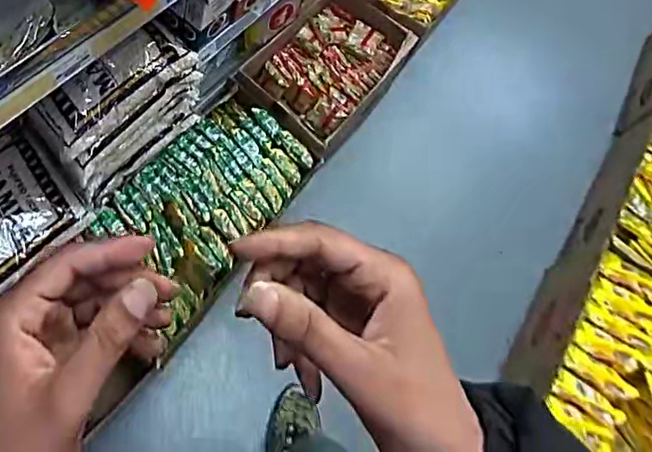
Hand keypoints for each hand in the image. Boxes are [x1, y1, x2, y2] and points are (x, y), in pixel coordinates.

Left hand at [0, 235, 177, 451]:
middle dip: (126, 282)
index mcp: (18, 313)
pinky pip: (97, 330)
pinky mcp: (61, 356)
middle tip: (162, 285)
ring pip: (94, 303)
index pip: (67, 264)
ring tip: (162, 312)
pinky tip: (149, 341)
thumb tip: (139, 291)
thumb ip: (106, 339)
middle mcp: (30, 316)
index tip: (142, 246)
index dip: (108, 251)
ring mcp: (46, 336)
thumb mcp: (69, 392)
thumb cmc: (22, 450)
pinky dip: (124, 332)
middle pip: (84, 280)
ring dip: (130, 307)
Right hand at [233, 222, 480, 451]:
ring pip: (299, 288)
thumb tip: (253, 293)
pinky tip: (300, 371)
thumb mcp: (359, 370)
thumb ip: (305, 328)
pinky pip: (306, 315)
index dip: (275, 241)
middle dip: (277, 290)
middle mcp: (367, 276)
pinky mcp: (347, 322)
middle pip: (304, 262)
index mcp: (382, 273)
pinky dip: (295, 339)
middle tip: (251, 318)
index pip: (319, 241)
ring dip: (285, 323)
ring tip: (285, 361)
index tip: (235, 250)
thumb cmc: (417, 411)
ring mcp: (356, 299)